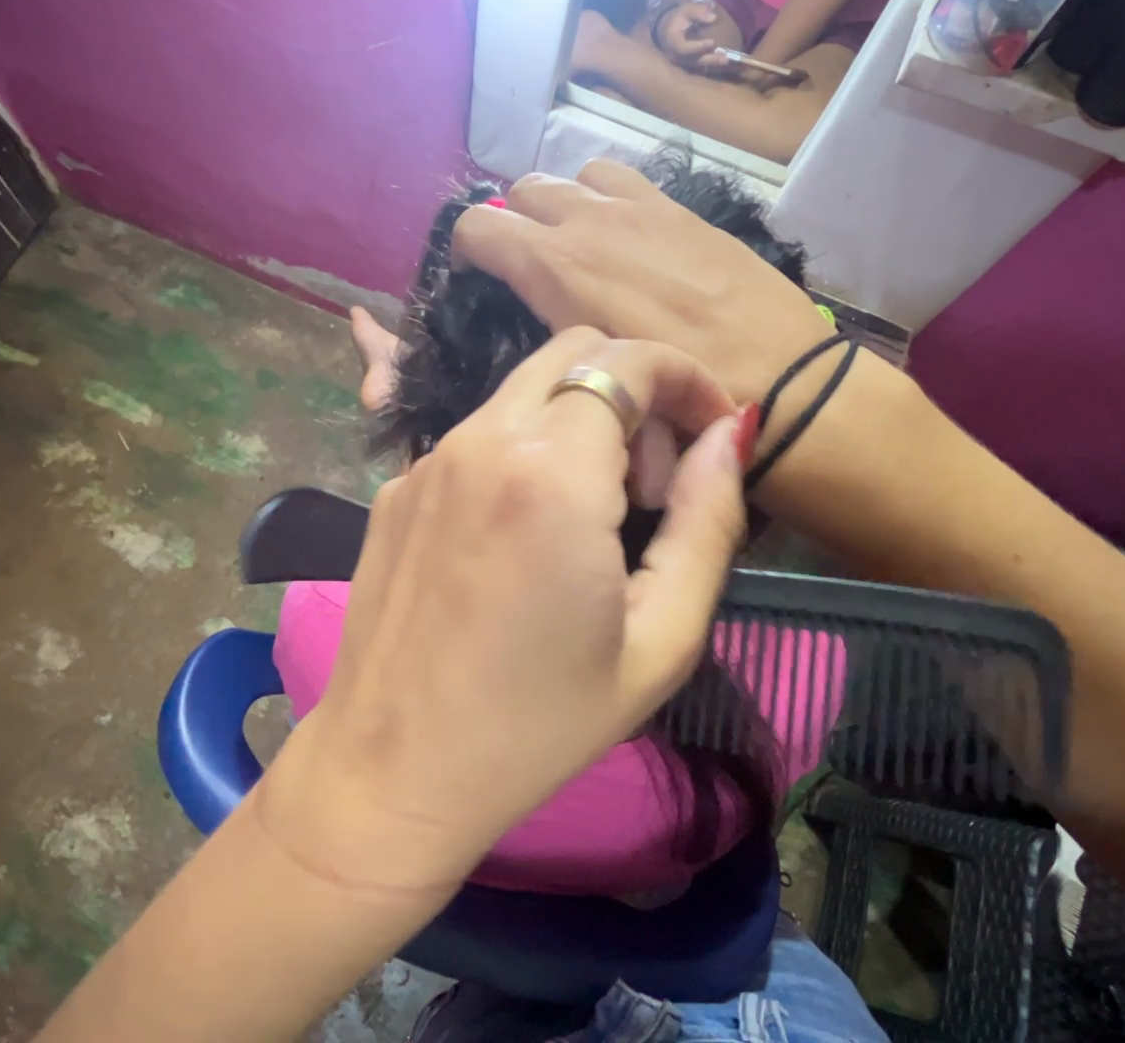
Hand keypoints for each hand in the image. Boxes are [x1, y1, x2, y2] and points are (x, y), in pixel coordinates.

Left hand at [256, 328, 746, 891]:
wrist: (392, 772)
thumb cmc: (539, 724)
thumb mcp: (661, 638)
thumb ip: (709, 521)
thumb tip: (731, 434)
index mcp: (551, 471)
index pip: (629, 360)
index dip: (687, 378)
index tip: (712, 431)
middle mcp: (479, 441)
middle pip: (572, 353)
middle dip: (634, 392)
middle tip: (655, 484)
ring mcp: (424, 462)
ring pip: (522, 390)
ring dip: (579, 419)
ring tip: (596, 517)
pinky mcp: (393, 490)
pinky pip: (476, 436)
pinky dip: (524, 448)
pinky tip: (526, 536)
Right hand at [452, 161, 838, 406]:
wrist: (783, 387)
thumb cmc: (676, 408)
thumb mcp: (591, 381)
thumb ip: (547, 334)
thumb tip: (535, 318)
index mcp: (556, 266)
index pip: (476, 225)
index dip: (465, 250)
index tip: (476, 280)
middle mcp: (590, 221)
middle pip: (523, 189)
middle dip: (514, 222)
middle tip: (530, 269)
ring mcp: (642, 207)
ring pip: (575, 175)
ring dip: (564, 204)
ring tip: (580, 249)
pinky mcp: (684, 210)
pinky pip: (626, 179)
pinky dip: (609, 199)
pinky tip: (629, 242)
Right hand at [653, 1, 721, 68]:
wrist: (665, 31)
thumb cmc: (676, 19)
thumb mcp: (685, 10)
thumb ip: (698, 12)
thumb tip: (714, 18)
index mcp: (673, 43)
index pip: (684, 49)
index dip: (698, 47)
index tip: (712, 42)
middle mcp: (676, 57)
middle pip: (694, 60)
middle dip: (710, 59)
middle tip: (725, 59)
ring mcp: (681, 63)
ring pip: (698, 65)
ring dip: (713, 63)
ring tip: (727, 60)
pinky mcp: (687, 64)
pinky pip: (700, 66)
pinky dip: (711, 64)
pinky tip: (722, 61)